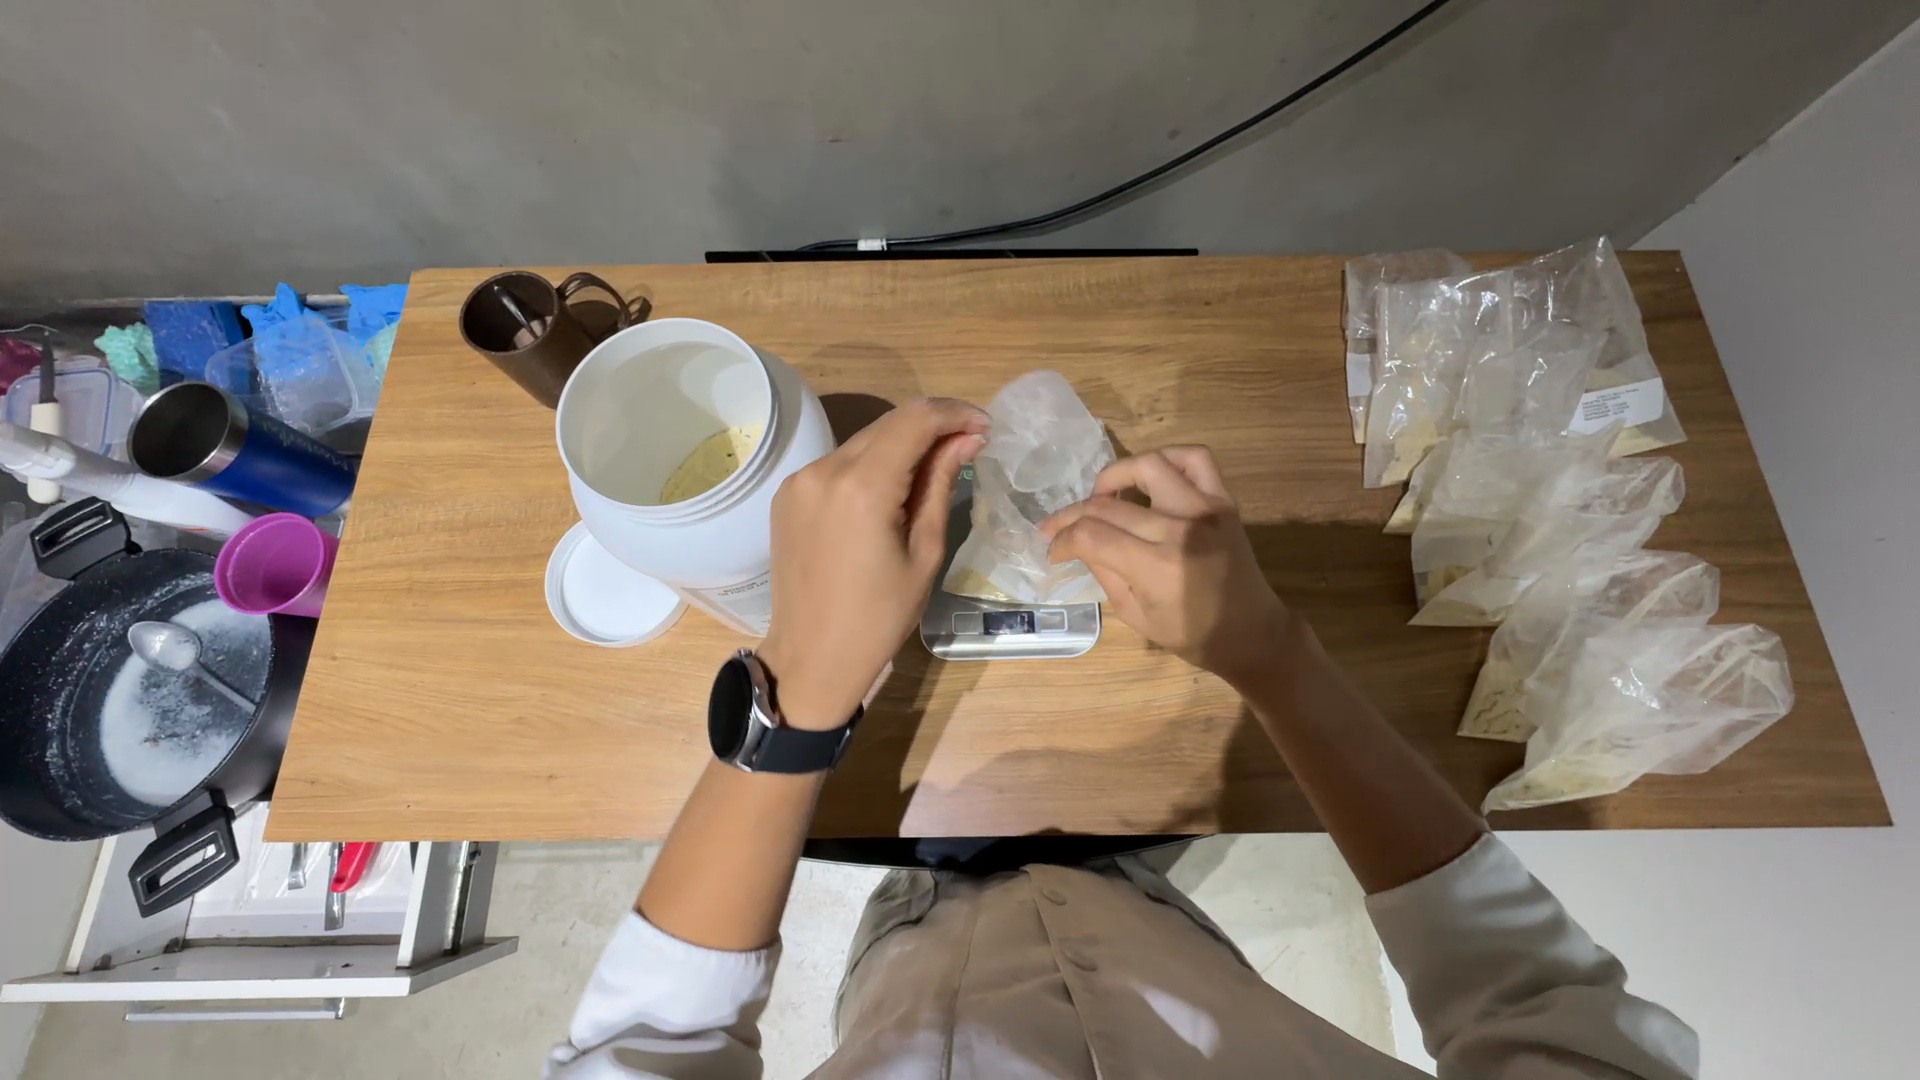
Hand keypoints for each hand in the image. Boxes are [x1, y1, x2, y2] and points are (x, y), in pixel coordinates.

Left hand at [758, 398, 989, 729]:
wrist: (812, 656)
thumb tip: (966, 440)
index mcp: (862, 487)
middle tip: (969, 446)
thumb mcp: (924, 553)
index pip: (915, 420)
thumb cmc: (879, 617)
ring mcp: (799, 481)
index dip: (955, 413)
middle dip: (932, 427)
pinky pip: (839, 463)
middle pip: (888, 424)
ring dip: (902, 445)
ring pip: (863, 441)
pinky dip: (872, 464)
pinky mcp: (788, 494)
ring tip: (934, 470)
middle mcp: (823, 470)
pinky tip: (892, 489)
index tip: (984, 428)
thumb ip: (940, 485)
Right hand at [1041, 445, 1289, 687]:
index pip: (1091, 535)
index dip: (1062, 539)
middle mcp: (1180, 530)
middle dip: (1072, 515)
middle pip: (1109, 505)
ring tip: (1103, 496)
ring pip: (1148, 466)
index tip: (1053, 550)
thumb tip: (1076, 544)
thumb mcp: (1135, 615)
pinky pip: (1194, 459)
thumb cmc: (1191, 634)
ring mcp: (1205, 509)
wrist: (1252, 633)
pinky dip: (1166, 458)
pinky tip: (1148, 477)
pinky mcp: (1223, 500)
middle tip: (1058, 528)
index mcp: (1156, 567)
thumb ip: (1103, 572)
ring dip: (1116, 476)